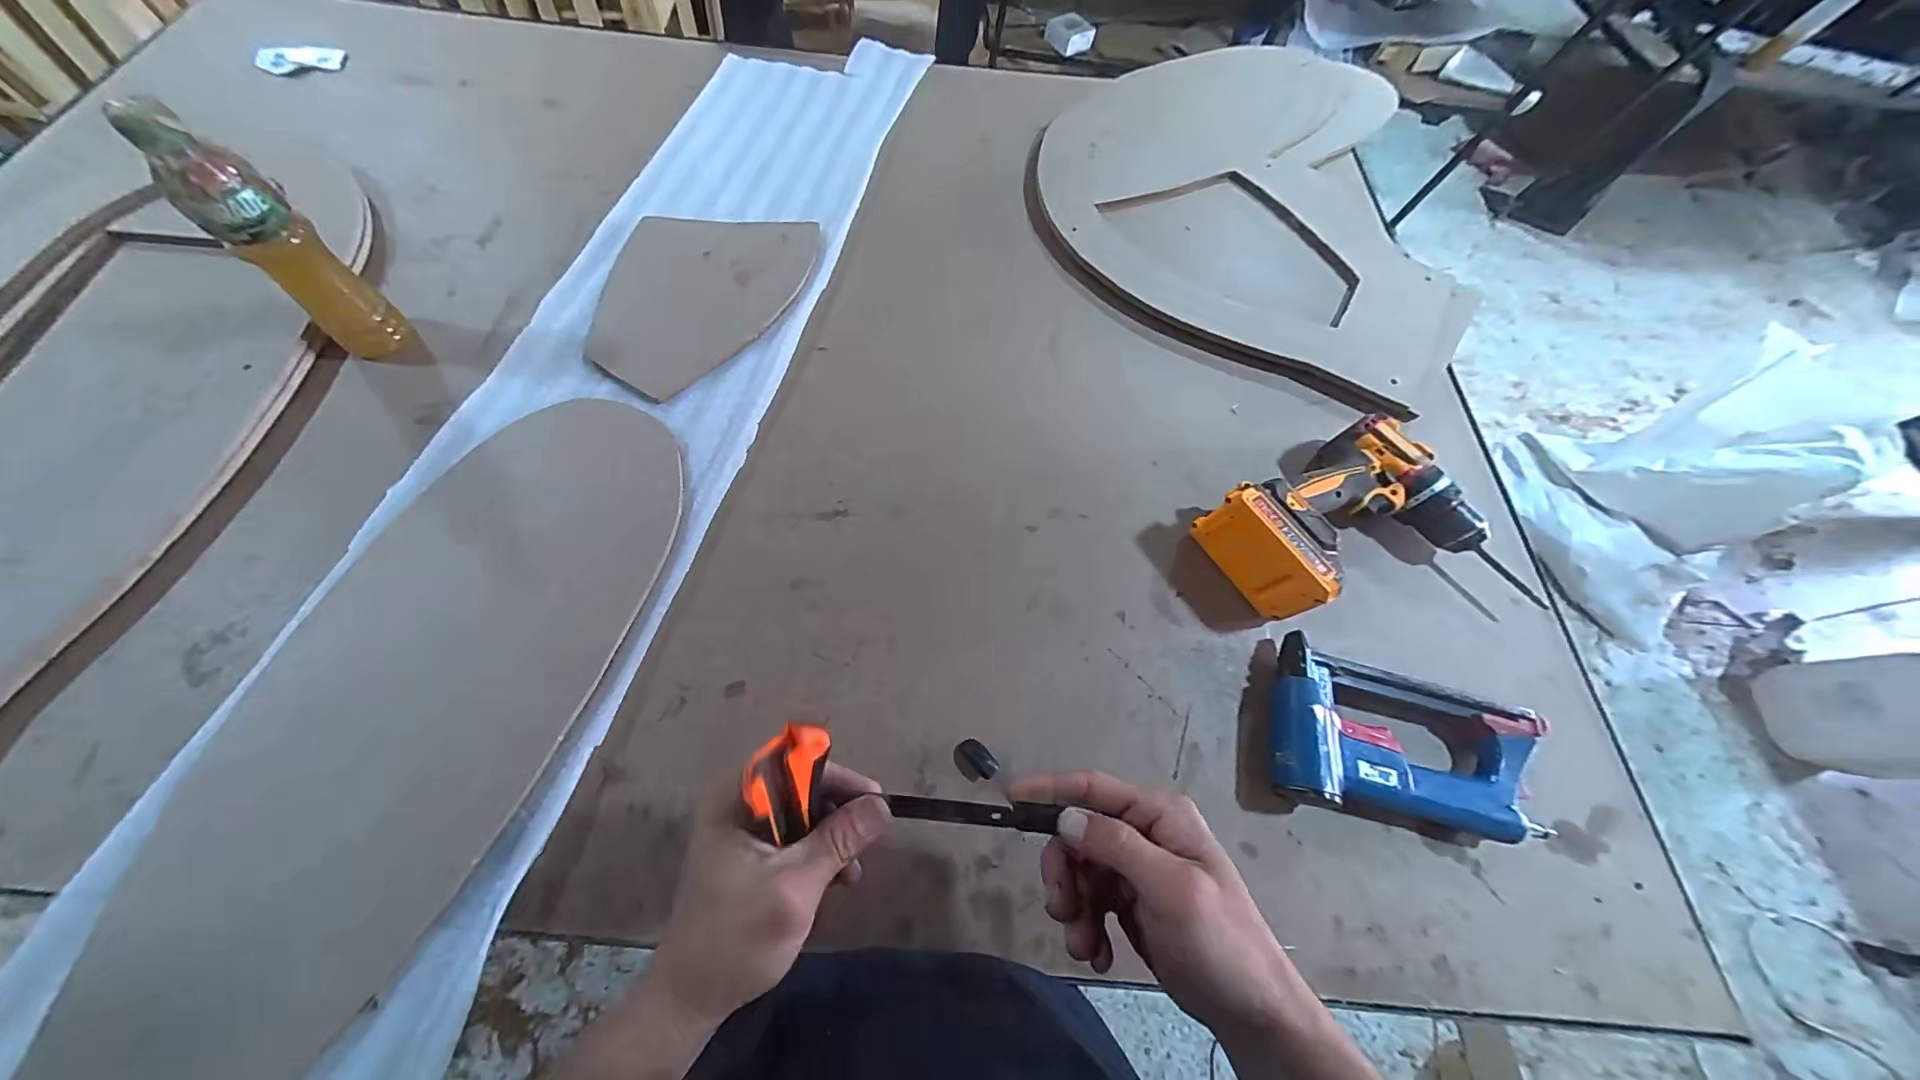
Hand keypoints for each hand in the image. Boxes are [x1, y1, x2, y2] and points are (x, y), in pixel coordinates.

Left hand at [554, 762, 892, 1079]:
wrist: (690, 997)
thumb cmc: (737, 938)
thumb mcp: (795, 887)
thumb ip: (838, 841)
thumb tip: (882, 806)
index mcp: (735, 798)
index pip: (795, 761)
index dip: (837, 776)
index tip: (872, 801)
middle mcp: (738, 802)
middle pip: (803, 784)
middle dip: (839, 811)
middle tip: (869, 838)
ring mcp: (743, 828)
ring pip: (804, 810)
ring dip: (833, 835)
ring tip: (852, 871)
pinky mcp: (751, 852)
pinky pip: (795, 835)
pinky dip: (819, 851)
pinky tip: (837, 879)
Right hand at [1013, 772, 1377, 1079]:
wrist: (1252, 1011)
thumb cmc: (1220, 942)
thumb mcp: (1170, 888)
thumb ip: (1116, 845)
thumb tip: (1065, 816)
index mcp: (1159, 815)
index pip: (1094, 789)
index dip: (1051, 790)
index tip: (1012, 797)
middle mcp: (1145, 833)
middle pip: (1079, 834)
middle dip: (1064, 873)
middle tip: (1061, 908)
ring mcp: (1138, 868)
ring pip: (1080, 871)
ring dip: (1073, 908)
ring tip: (1084, 945)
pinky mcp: (1131, 901)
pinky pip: (1091, 902)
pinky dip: (1086, 927)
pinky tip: (1098, 955)